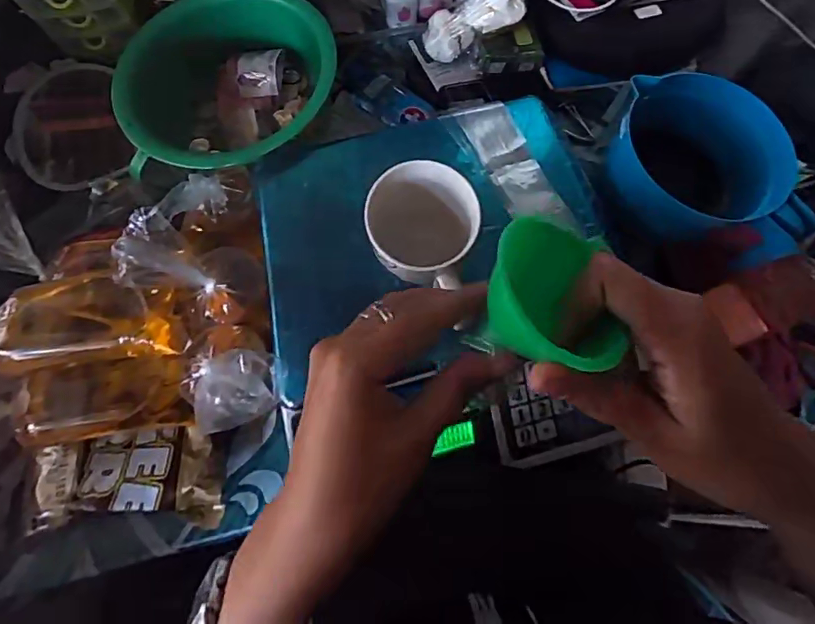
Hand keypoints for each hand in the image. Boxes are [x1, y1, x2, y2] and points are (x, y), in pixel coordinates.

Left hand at [221, 284, 511, 623]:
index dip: (458, 303)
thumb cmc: (366, 487)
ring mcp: (329, 349)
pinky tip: (431, 333)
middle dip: (442, 303)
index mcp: (356, 358)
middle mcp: (338, 342)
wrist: (312, 522)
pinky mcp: (329, 362)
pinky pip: (371, 331)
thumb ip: (456, 388)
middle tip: (487, 304)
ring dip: (423, 312)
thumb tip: (501, 358)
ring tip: (467, 314)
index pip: (416, 317)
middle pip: (397, 309)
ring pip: (383, 316)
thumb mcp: (417, 437)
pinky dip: (403, 327)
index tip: (495, 292)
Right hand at [528, 253, 814, 525]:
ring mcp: (680, 306)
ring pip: (610, 285)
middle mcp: (678, 303)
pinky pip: (625, 300)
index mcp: (676, 327)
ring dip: (582, 316)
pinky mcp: (678, 316)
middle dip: (568, 307)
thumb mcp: (654, 437)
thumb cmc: (728, 461)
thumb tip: (533, 373)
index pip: (605, 276)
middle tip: (551, 351)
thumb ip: (595, 396)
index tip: (556, 343)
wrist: (788, 469)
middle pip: (602, 276)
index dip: (569, 299)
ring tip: (568, 359)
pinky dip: (601, 322)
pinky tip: (596, 359)